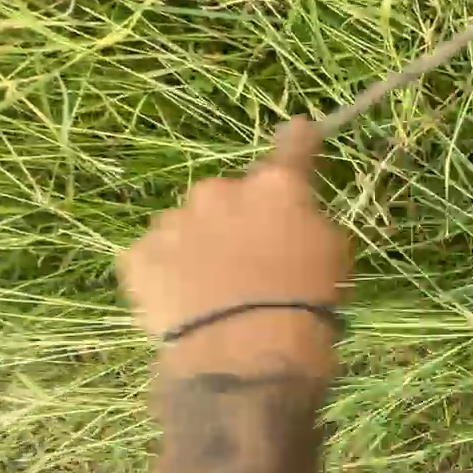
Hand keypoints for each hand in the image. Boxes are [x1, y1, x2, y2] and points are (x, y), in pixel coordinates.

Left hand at [118, 117, 349, 376]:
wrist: (248, 348)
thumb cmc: (310, 299)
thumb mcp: (334, 255)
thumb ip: (310, 223)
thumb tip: (293, 217)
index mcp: (277, 189)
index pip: (293, 150)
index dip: (300, 138)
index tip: (303, 125)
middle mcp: (220, 192)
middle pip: (234, 194)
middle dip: (245, 216)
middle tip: (263, 255)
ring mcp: (172, 222)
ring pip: (195, 224)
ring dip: (210, 244)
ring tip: (227, 287)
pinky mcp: (138, 255)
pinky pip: (163, 254)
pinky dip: (180, 269)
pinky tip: (198, 298)